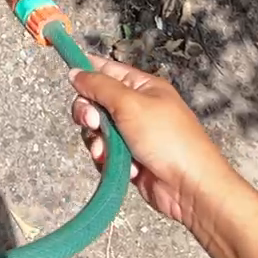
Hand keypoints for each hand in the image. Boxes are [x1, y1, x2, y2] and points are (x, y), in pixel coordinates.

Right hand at [68, 56, 243, 230]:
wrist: (190, 188)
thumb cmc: (168, 140)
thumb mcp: (130, 104)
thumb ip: (99, 86)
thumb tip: (75, 72)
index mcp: (143, 88)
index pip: (107, 70)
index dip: (86, 70)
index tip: (68, 74)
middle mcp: (136, 107)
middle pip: (94, 100)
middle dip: (88, 112)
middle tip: (92, 122)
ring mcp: (131, 133)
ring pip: (94, 128)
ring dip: (97, 139)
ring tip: (107, 151)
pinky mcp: (126, 156)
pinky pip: (102, 149)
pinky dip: (106, 157)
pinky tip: (118, 164)